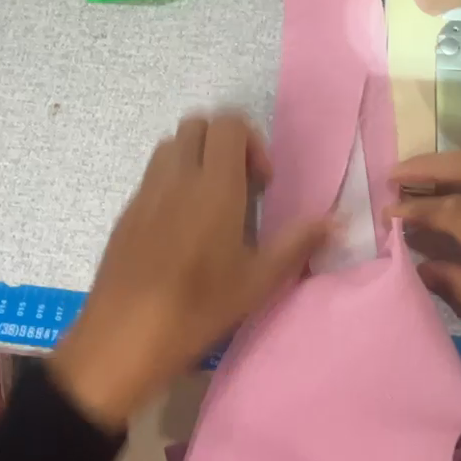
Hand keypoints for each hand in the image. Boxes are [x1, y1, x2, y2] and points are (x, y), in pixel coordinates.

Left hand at [49, 112, 332, 430]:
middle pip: (197, 124)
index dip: (250, 140)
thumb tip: (336, 221)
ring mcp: (146, 191)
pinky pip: (152, 175)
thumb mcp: (258, 281)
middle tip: (238, 185)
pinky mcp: (126, 210)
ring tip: (209, 203)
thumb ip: (298, 243)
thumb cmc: (198, 308)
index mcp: (214, 184)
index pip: (228, 123)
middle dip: (222, 142)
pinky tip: (181, 229)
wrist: (124, 337)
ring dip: (194, 158)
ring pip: (171, 145)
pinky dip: (172, 182)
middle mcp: (177, 176)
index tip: (260, 182)